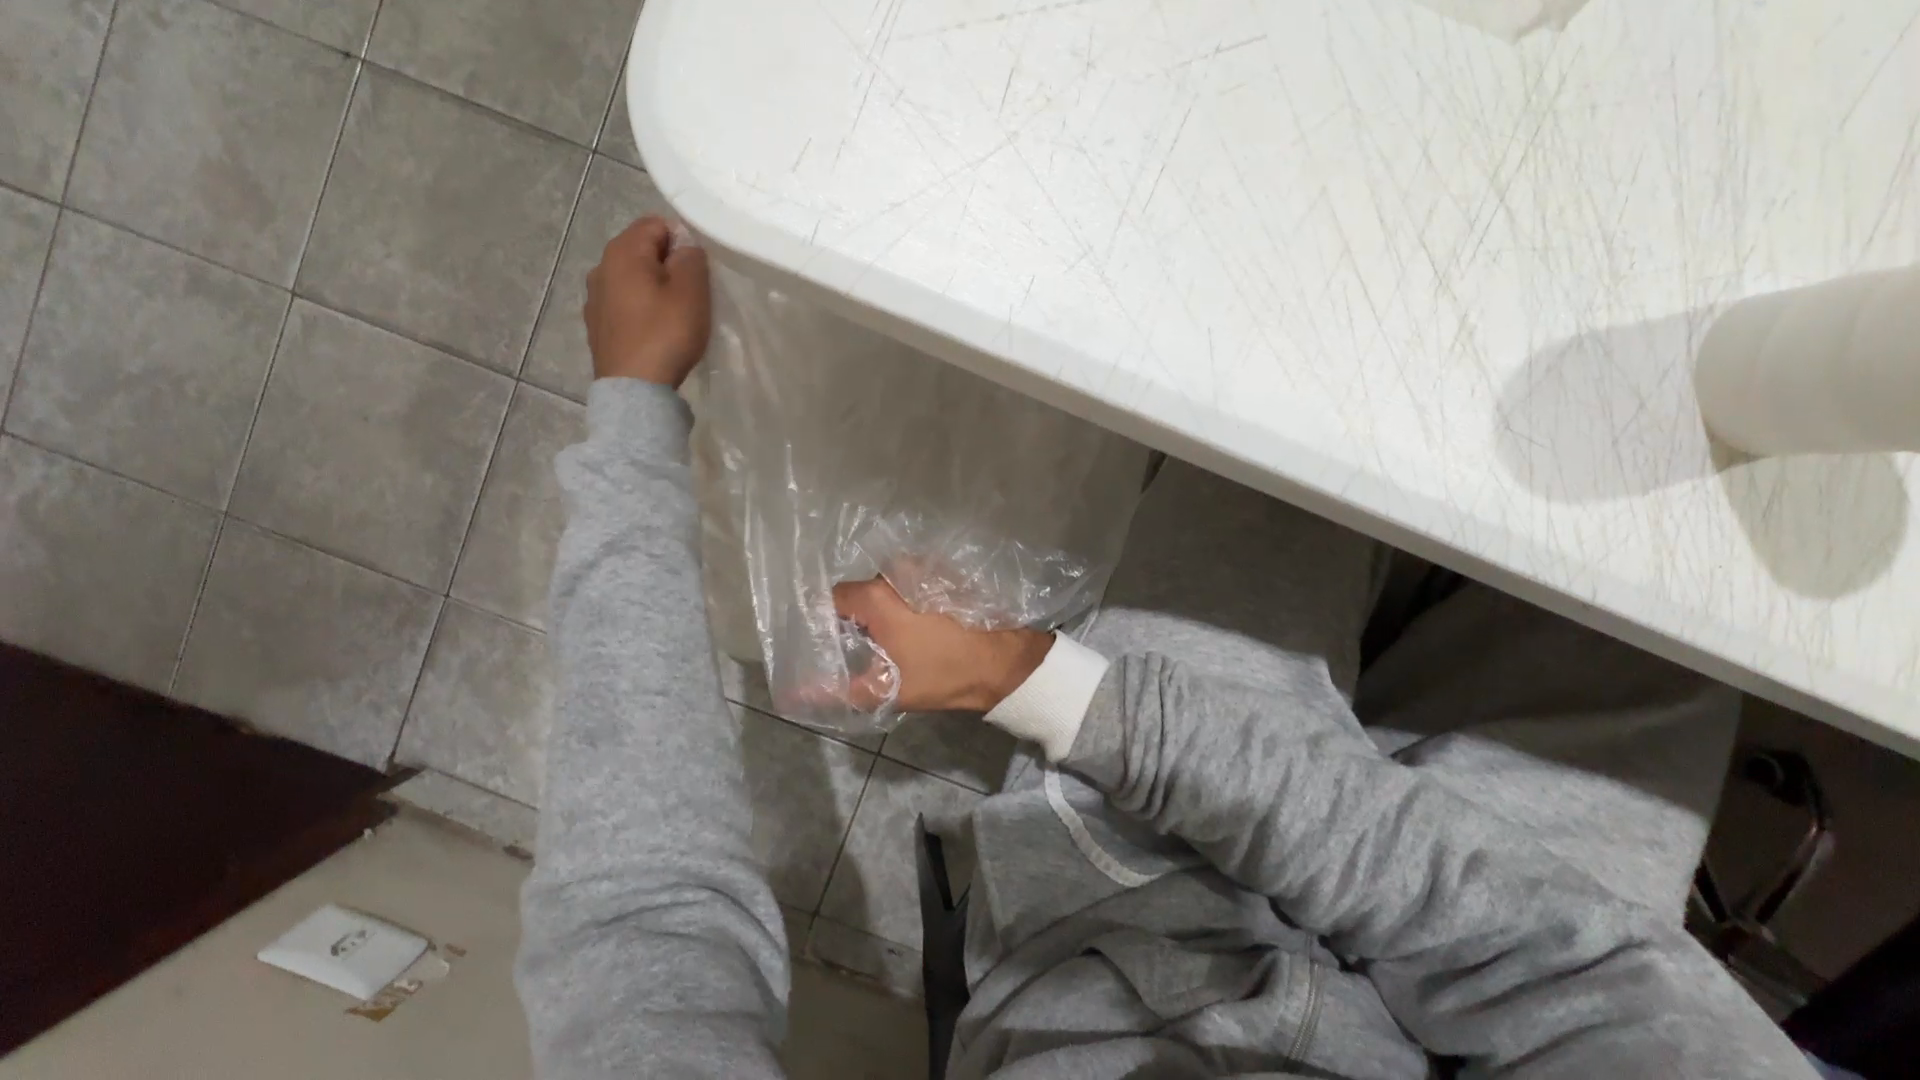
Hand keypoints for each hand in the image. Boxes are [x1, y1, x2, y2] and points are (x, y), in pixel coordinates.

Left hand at [584, 216, 711, 386]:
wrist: (635, 389)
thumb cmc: (666, 333)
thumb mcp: (692, 290)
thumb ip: (691, 257)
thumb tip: (684, 247)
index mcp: (622, 251)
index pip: (656, 224)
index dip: (683, 240)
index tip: (699, 270)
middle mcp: (600, 267)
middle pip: (641, 252)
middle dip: (667, 265)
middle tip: (691, 294)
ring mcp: (594, 299)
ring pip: (631, 281)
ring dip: (653, 290)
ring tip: (673, 316)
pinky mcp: (596, 327)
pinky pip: (624, 307)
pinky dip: (640, 312)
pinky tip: (654, 333)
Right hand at [832, 576, 1052, 712]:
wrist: (1006, 663)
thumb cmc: (944, 674)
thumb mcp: (888, 690)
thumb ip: (840, 690)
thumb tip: (799, 695)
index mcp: (878, 594)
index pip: (835, 598)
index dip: (831, 623)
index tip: (836, 646)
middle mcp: (899, 570)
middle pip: (865, 592)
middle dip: (862, 619)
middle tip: (868, 649)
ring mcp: (928, 568)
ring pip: (892, 589)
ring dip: (890, 611)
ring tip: (898, 642)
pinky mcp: (950, 574)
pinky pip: (916, 585)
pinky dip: (913, 603)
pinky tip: (925, 629)